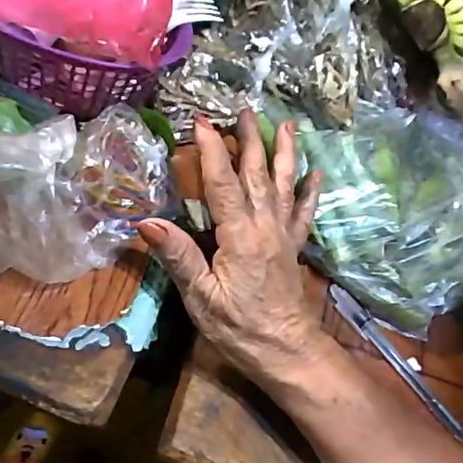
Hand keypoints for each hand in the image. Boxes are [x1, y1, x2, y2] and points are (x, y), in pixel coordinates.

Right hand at [137, 111, 333, 385]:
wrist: (288, 352)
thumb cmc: (239, 329)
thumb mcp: (201, 298)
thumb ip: (178, 257)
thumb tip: (147, 222)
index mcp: (239, 236)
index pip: (221, 184)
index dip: (211, 151)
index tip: (201, 121)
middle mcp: (265, 227)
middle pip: (257, 175)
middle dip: (249, 140)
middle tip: (244, 110)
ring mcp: (283, 236)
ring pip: (284, 185)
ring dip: (282, 153)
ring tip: (285, 125)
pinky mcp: (293, 248)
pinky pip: (303, 212)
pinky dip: (309, 190)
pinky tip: (316, 172)